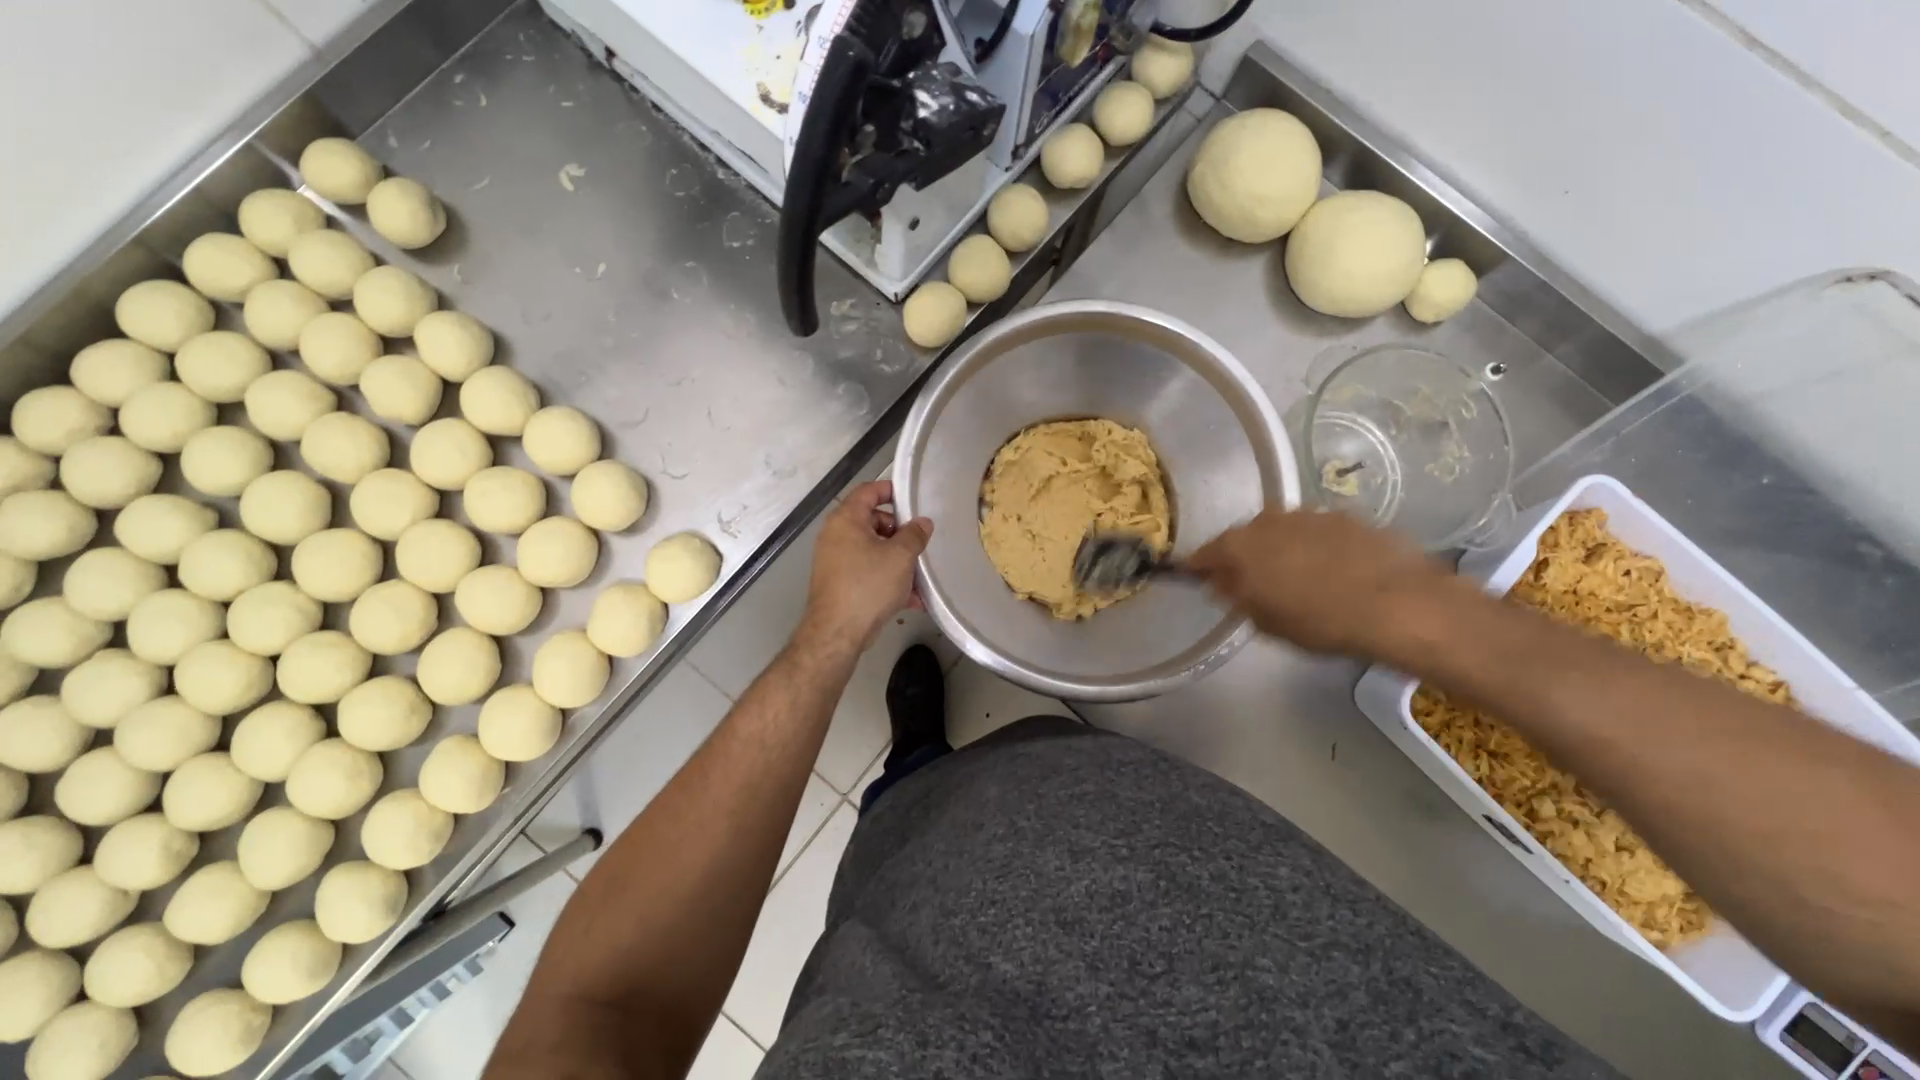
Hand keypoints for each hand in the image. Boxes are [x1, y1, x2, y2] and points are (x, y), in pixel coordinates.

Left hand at [797, 480, 932, 654]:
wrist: (837, 632)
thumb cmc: (868, 585)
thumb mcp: (900, 556)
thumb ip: (914, 535)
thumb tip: (922, 523)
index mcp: (846, 520)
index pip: (868, 491)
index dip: (891, 490)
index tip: (913, 499)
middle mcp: (836, 535)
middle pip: (873, 522)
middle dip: (900, 533)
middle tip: (920, 545)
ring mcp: (835, 560)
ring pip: (873, 551)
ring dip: (898, 561)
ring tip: (920, 579)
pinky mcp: (839, 583)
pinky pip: (868, 572)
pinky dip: (887, 580)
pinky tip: (911, 600)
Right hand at [1187, 507, 1462, 657]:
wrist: (1398, 603)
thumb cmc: (1321, 621)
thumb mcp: (1267, 622)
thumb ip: (1236, 597)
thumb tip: (1220, 582)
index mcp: (1241, 545)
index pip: (1205, 553)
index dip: (1200, 568)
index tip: (1199, 580)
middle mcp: (1270, 519)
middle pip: (1245, 537)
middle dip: (1244, 557)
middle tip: (1252, 584)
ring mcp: (1311, 513)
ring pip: (1283, 531)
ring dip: (1283, 550)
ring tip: (1297, 578)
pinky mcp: (1348, 516)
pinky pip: (1318, 532)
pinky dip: (1317, 548)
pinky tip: (1333, 571)